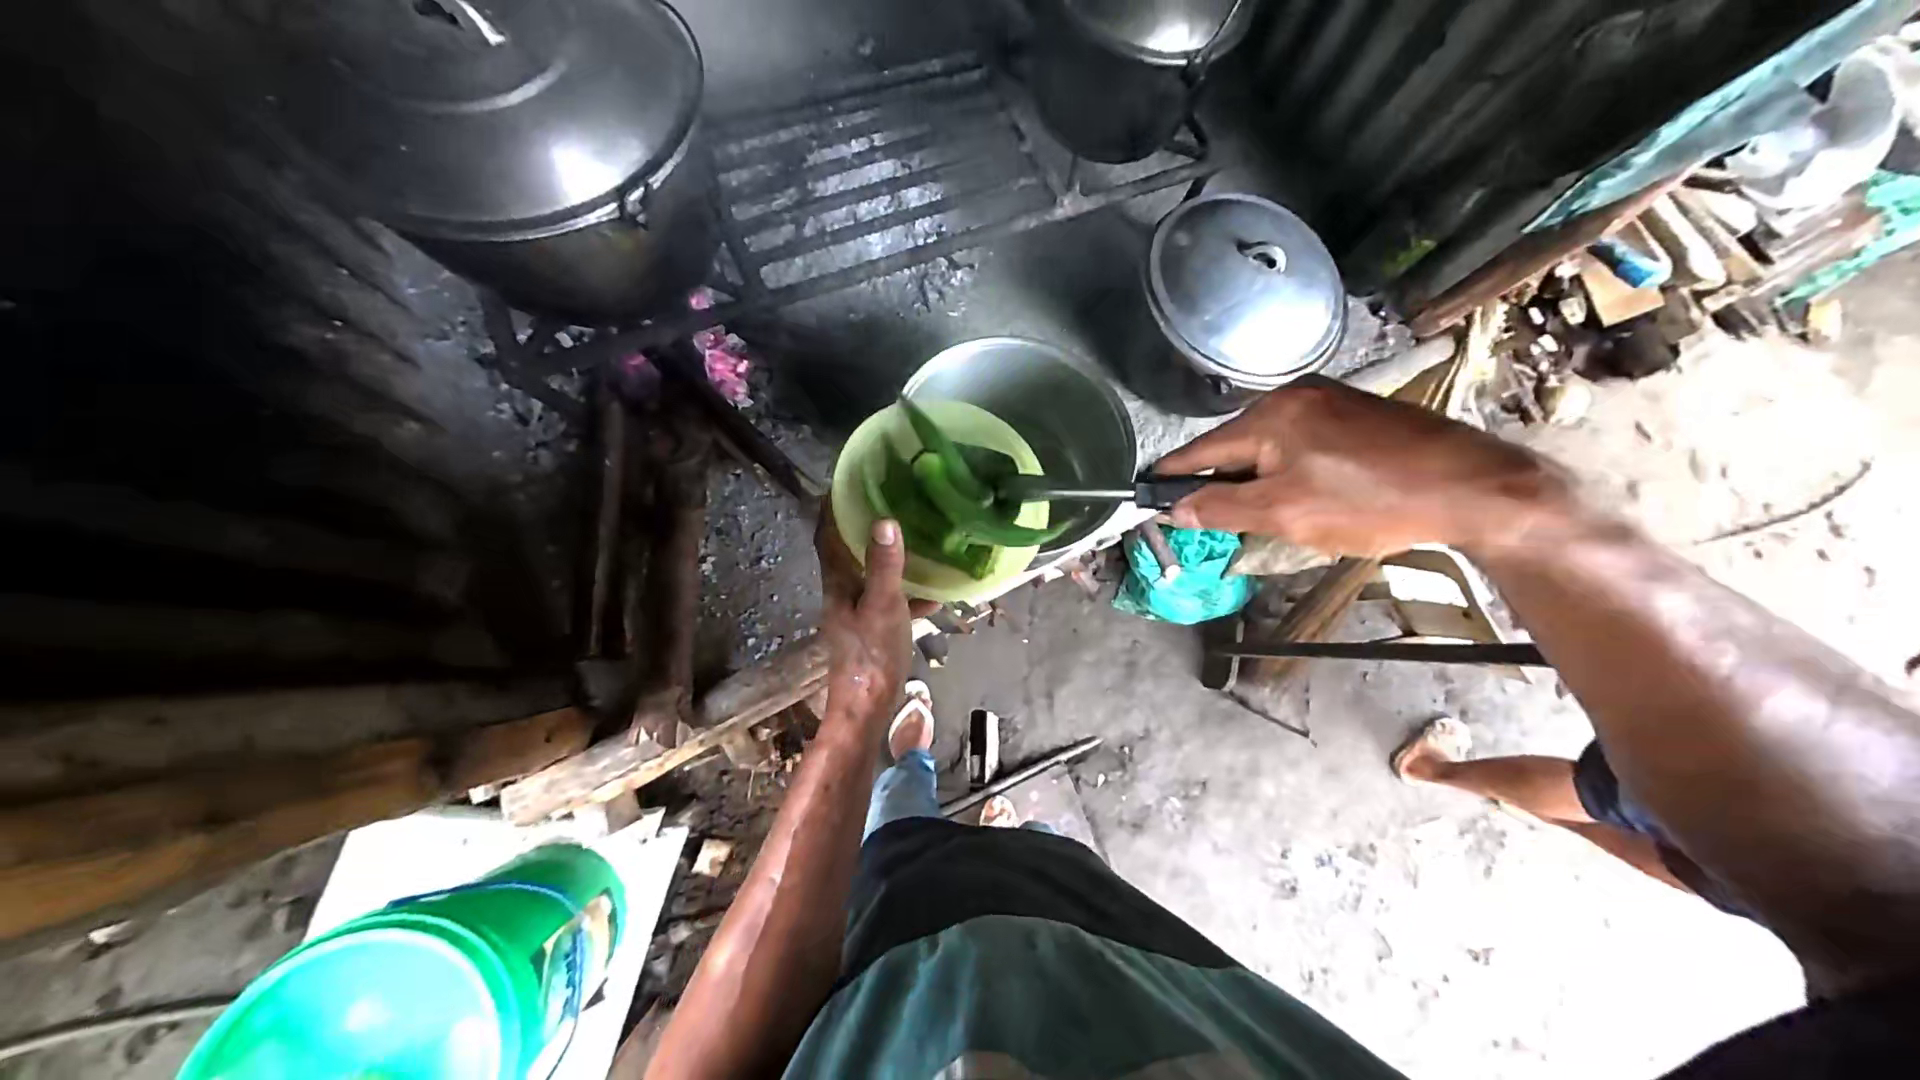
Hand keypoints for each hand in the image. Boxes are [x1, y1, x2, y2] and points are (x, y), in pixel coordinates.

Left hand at [815, 506, 913, 728]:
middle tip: (888, 506)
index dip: (830, 512)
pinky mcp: (874, 633)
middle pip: (849, 555)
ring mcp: (858, 616)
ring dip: (889, 562)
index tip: (844, 487)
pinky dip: (909, 596)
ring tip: (915, 542)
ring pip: (872, 579)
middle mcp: (843, 596)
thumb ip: (884, 566)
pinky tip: (935, 596)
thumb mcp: (883, 606)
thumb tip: (884, 521)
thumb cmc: (873, 654)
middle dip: (864, 531)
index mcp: (838, 585)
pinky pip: (892, 605)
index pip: (826, 539)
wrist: (869, 708)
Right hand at [1157, 377, 1575, 556]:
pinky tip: (1301, 491)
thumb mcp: (1285, 515)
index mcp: (1269, 415)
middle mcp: (1293, 395)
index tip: (1146, 491)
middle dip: (1220, 482)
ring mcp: (1327, 398)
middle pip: (1234, 446)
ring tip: (1261, 512)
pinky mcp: (1354, 410)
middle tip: (1210, 519)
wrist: (1473, 487)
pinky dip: (1285, 466)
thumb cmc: (1370, 503)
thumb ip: (1222, 509)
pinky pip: (1298, 439)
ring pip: (1267, 444)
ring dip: (1255, 477)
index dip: (1172, 475)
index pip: (1200, 450)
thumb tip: (1176, 507)